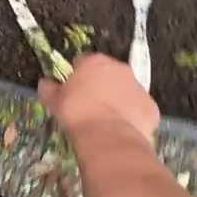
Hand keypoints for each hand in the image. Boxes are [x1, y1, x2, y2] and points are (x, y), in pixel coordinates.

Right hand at [38, 53, 159, 144]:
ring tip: (105, 117)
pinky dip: (130, 114)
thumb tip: (46, 83)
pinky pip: (138, 107)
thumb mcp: (54, 100)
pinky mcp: (151, 107)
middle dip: (100, 83)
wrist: (109, 137)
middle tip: (89, 102)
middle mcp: (120, 69)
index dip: (77, 73)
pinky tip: (119, 127)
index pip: (83, 60)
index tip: (72, 87)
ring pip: (125, 89)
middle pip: (108, 72)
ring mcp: (139, 87)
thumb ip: (49, 88)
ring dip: (116, 98)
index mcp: (95, 62)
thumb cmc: (77, 112)